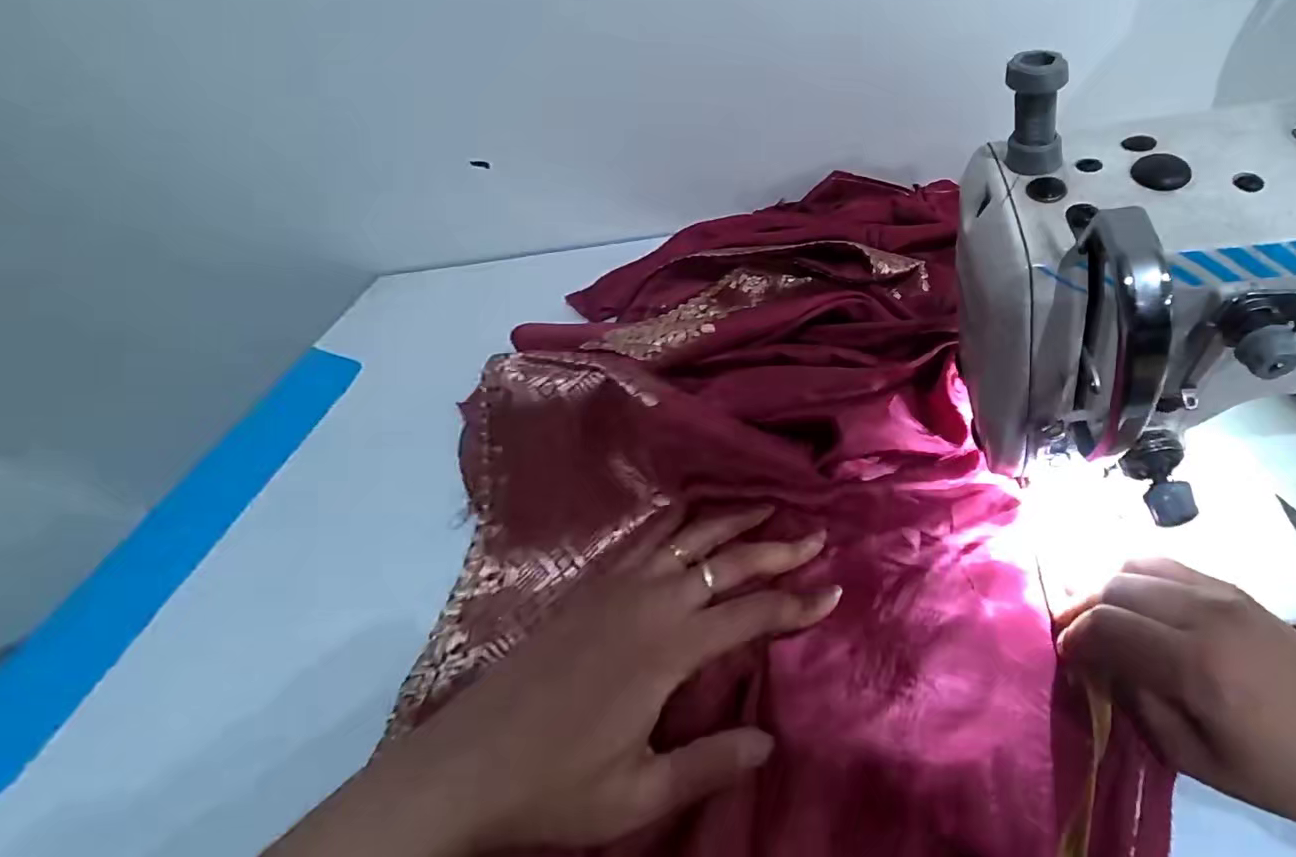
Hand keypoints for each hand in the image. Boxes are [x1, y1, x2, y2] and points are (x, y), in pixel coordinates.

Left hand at [268, 506, 840, 856]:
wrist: (461, 767)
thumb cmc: (553, 785)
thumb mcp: (636, 793)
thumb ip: (707, 762)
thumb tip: (769, 739)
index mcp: (669, 647)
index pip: (752, 613)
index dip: (797, 602)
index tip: (834, 590)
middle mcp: (650, 601)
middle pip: (727, 561)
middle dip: (777, 547)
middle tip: (816, 532)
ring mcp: (617, 586)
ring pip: (688, 537)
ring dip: (731, 519)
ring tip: (765, 502)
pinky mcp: (590, 585)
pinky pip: (646, 538)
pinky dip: (677, 519)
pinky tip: (689, 513)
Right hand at [1057, 558, 1295, 849]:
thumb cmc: (1278, 772)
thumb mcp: (1194, 758)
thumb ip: (1137, 702)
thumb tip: (1100, 663)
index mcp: (1197, 666)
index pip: (1108, 625)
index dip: (1075, 635)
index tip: (1064, 653)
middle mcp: (1205, 615)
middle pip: (1116, 586)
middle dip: (1082, 606)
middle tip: (1071, 633)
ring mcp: (1221, 594)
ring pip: (1136, 566)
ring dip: (1106, 586)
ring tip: (1097, 613)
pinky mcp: (1233, 588)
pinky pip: (1167, 564)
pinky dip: (1136, 575)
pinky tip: (1133, 599)